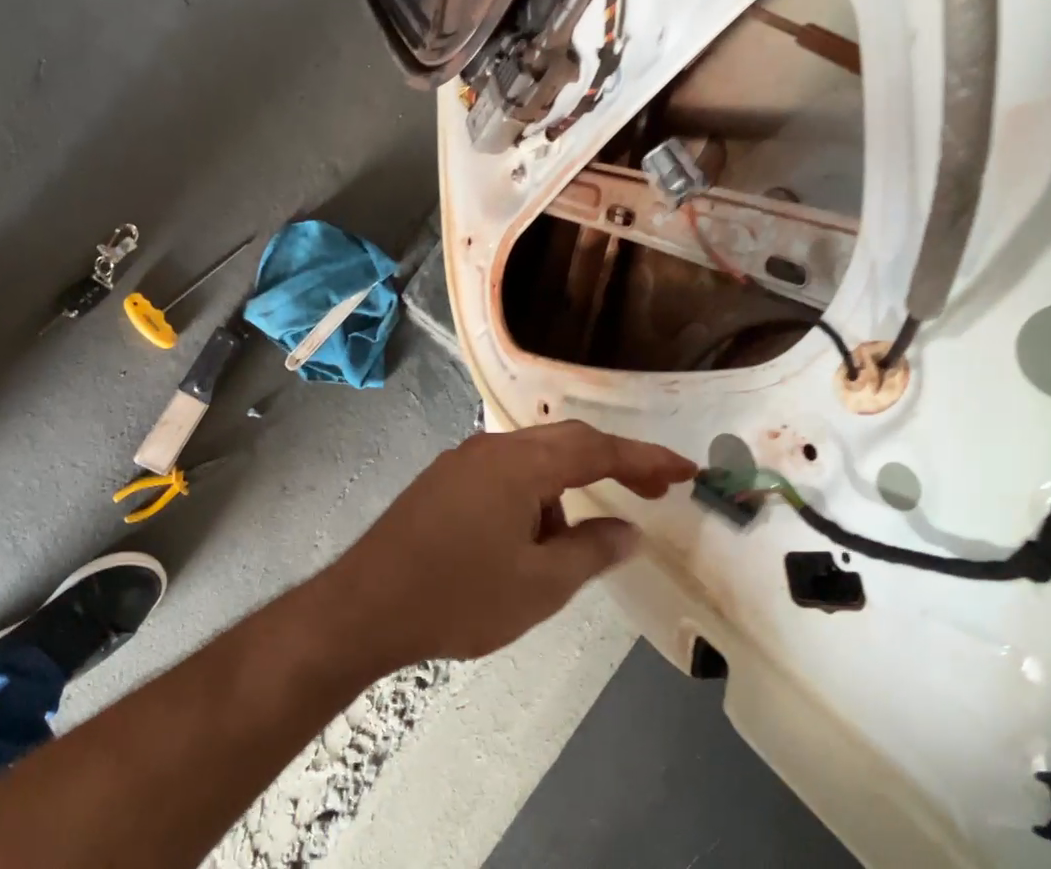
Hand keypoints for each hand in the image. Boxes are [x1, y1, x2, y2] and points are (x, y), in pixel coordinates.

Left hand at [318, 421, 696, 667]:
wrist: (364, 607)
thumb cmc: (459, 597)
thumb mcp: (540, 584)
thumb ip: (592, 551)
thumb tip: (628, 531)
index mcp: (519, 464)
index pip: (597, 449)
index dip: (646, 458)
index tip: (686, 469)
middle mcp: (489, 449)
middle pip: (564, 443)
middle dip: (612, 464)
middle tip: (653, 490)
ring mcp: (459, 464)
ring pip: (530, 461)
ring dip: (565, 489)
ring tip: (572, 545)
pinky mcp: (439, 484)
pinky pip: (502, 476)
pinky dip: (531, 498)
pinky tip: (526, 542)